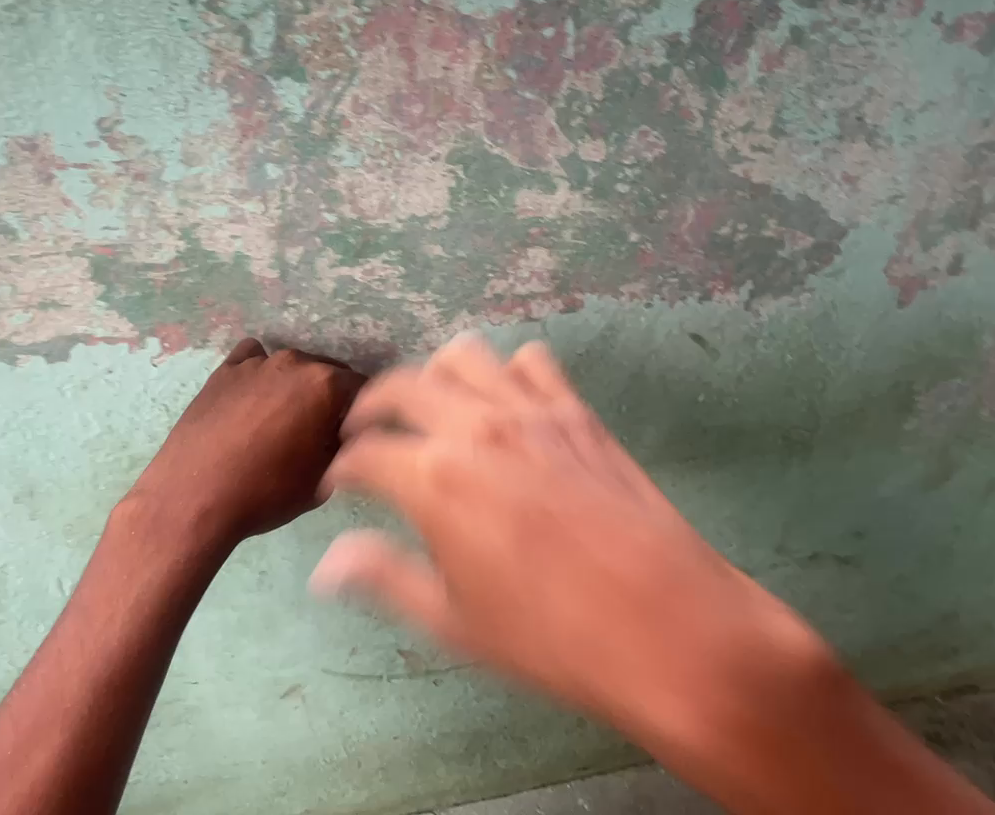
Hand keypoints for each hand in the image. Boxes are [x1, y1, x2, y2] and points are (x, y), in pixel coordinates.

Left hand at [131, 338, 366, 545]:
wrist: (194, 496)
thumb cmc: (267, 492)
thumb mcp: (324, 479)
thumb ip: (344, 447)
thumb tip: (348, 434)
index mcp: (326, 385)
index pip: (364, 390)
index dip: (363, 414)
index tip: (356, 436)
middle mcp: (295, 362)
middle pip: (329, 373)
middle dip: (332, 398)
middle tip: (321, 433)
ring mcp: (256, 363)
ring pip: (292, 367)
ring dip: (297, 387)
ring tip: (282, 421)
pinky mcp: (224, 370)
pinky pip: (253, 360)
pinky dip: (261, 376)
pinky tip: (252, 401)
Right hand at [311, 335, 838, 782]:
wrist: (668, 628)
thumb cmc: (552, 638)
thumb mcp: (454, 622)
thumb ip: (385, 577)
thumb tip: (326, 567)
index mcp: (434, 478)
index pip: (365, 455)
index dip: (343, 471)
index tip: (339, 487)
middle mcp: (475, 426)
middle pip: (401, 387)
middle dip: (370, 408)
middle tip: (367, 434)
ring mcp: (530, 411)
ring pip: (463, 356)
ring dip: (434, 376)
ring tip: (432, 407)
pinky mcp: (577, 412)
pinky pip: (532, 362)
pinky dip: (506, 370)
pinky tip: (505, 402)